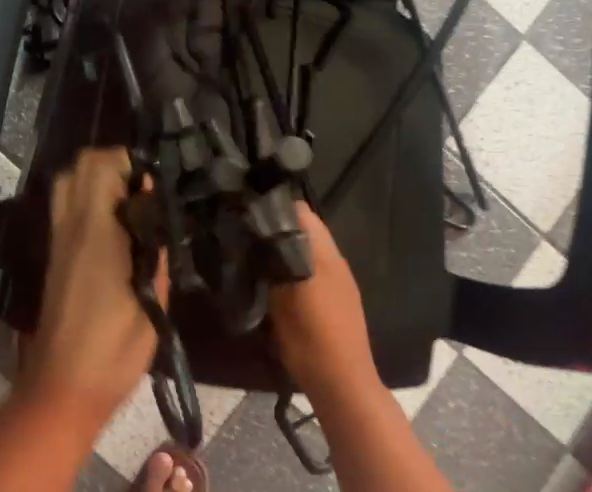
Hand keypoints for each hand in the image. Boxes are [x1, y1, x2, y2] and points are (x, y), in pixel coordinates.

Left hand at [20, 148, 163, 427]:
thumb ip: (155, 249)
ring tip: (129, 205)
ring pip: (68, 181)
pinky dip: (86, 199)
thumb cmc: (114, 350)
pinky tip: (115, 228)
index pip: (103, 166)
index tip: (156, 183)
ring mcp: (58, 239)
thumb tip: (157, 212)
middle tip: (144, 190)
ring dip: (96, 180)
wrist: (63, 387)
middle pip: (81, 164)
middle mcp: (71, 226)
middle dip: (114, 164)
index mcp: (96, 232)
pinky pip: (65, 206)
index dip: (131, 163)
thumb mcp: (152, 301)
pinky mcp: (54, 254)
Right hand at [269, 202, 377, 397]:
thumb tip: (252, 238)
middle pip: (305, 227)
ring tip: (262, 260)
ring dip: (289, 249)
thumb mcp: (279, 299)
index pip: (298, 210)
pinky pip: (318, 267)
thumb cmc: (309, 338)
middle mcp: (335, 258)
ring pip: (311, 248)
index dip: (273, 208)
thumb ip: (269, 263)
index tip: (248, 216)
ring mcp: (341, 277)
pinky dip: (300, 266)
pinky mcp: (342, 295)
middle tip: (250, 240)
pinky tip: (282, 283)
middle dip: (279, 229)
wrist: (343, 382)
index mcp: (321, 252)